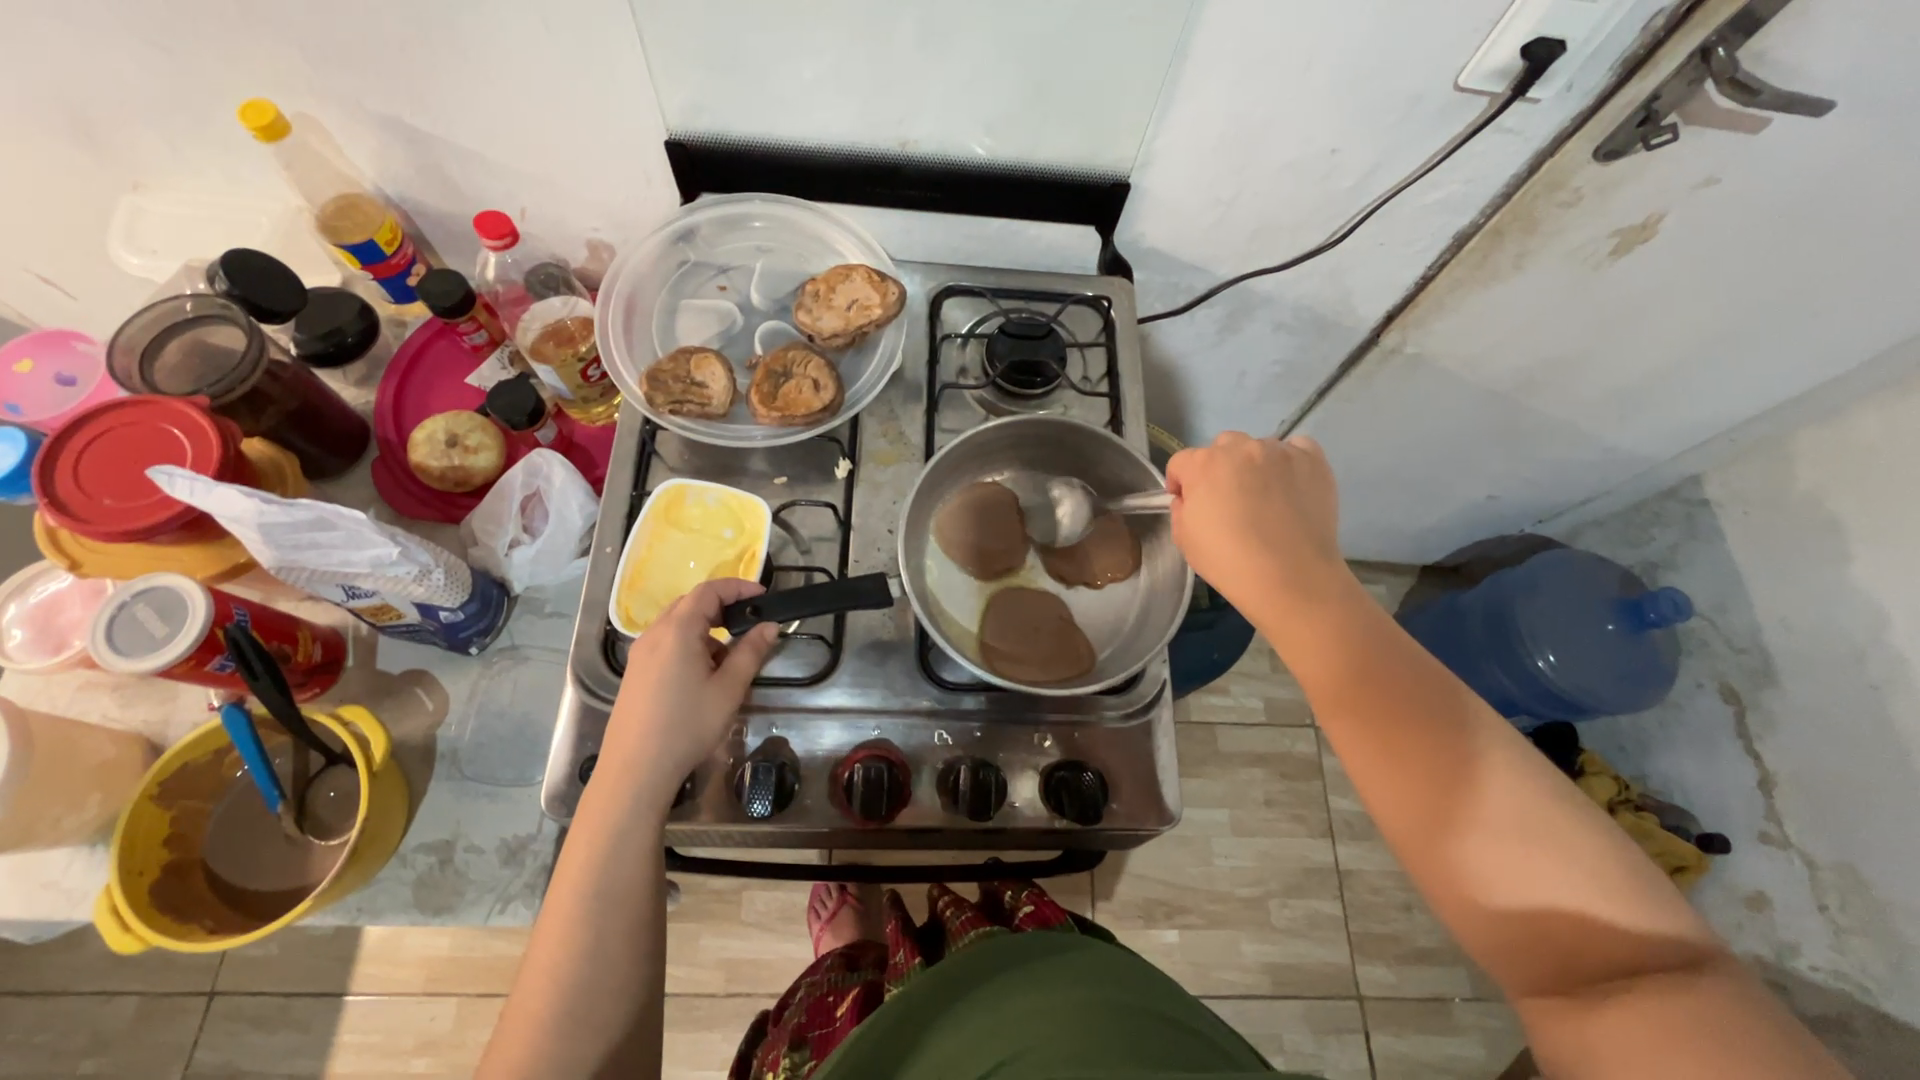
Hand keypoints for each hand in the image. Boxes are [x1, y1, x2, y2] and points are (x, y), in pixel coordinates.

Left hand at [598, 579, 780, 804]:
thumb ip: (751, 652)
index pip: (709, 591)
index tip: (762, 596)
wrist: (636, 768)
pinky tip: (703, 676)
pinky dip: (690, 645)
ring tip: (730, 660)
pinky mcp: (636, 672)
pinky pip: (666, 643)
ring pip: (678, 625)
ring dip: (706, 630)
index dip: (737, 587)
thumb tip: (770, 626)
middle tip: (750, 624)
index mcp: (678, 630)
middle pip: (690, 603)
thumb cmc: (688, 725)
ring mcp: (641, 653)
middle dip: (722, 607)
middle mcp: (654, 634)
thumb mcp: (729, 689)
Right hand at [1164, 432, 1355, 615]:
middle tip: (1229, 500)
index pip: (1182, 462)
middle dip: (1219, 468)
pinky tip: (1291, 485)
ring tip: (1266, 497)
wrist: (1290, 576)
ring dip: (1254, 465)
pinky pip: (1296, 448)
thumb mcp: (1185, 540)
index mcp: (1203, 465)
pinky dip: (1290, 461)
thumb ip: (1180, 510)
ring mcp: (1279, 451)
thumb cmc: (1229, 562)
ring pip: (1259, 447)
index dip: (1181, 483)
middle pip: (1222, 447)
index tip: (1188, 503)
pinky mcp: (1312, 460)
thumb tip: (1188, 499)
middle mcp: (1240, 448)